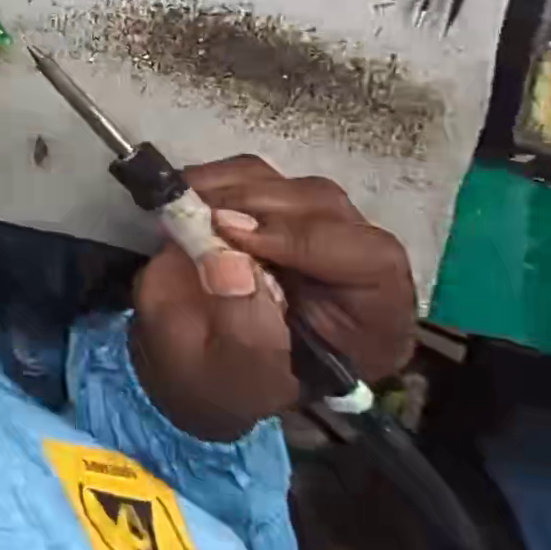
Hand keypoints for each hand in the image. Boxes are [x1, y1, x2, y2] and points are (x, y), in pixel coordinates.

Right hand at [130, 156, 416, 441]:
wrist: (181, 357)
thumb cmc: (216, 376)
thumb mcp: (233, 372)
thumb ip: (244, 328)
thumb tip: (228, 261)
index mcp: (366, 321)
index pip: (369, 259)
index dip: (307, 238)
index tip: (233, 235)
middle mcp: (346, 267)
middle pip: (328, 210)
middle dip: (260, 208)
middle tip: (201, 219)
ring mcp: (302, 230)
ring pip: (288, 184)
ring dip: (231, 189)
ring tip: (186, 208)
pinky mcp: (259, 208)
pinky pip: (247, 173)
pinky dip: (211, 178)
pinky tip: (183, 196)